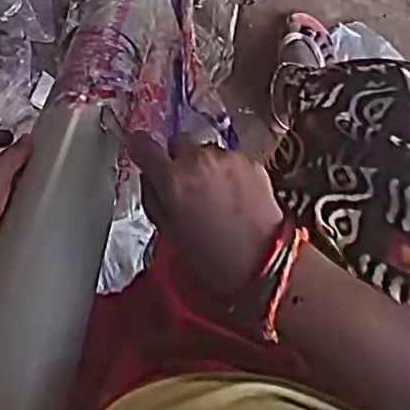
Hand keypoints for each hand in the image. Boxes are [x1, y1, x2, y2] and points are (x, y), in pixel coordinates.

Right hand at [127, 131, 284, 296]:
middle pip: (177, 143)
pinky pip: (230, 158)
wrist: (269, 266)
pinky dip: (229, 171)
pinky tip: (238, 195)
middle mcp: (196, 159)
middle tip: (189, 185)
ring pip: (205, 150)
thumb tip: (149, 176)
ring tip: (218, 194)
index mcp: (172, 178)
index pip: (142, 143)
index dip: (141, 149)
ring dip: (205, 165)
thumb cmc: (212, 258)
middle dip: (179, 159)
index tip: (144, 156)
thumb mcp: (169, 232)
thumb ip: (154, 197)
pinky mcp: (250, 160)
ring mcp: (226, 157)